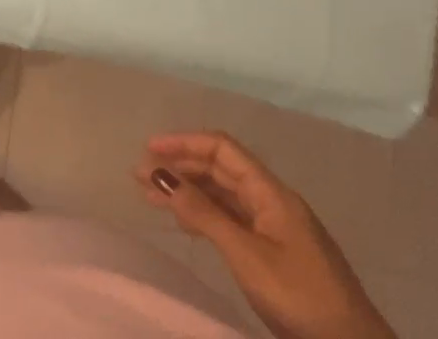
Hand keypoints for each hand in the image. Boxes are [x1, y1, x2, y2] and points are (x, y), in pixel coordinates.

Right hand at [135, 132, 394, 338]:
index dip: (185, 142)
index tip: (148, 149)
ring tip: (150, 196)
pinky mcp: (273, 250)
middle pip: (221, 169)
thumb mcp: (245, 252)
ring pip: (223, 195)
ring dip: (187, 190)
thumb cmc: (298, 294)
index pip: (224, 150)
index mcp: (273, 194)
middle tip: (139, 177)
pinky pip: (230, 218)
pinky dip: (202, 213)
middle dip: (179, 167)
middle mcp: (274, 202)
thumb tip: (159, 173)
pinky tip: (182, 221)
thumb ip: (202, 211)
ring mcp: (275, 227)